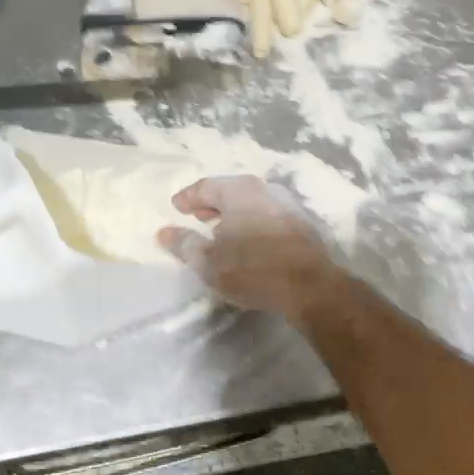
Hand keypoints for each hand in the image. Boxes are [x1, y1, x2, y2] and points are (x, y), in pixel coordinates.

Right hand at [157, 175, 345, 321]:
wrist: (309, 287)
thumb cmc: (252, 270)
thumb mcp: (208, 262)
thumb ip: (184, 244)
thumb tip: (164, 232)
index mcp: (238, 191)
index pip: (205, 187)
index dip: (188, 197)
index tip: (176, 207)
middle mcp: (264, 190)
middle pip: (230, 191)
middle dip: (211, 204)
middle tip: (197, 216)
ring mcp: (287, 205)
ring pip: (251, 204)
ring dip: (233, 215)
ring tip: (221, 231)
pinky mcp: (302, 225)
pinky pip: (267, 217)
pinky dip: (252, 223)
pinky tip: (249, 242)